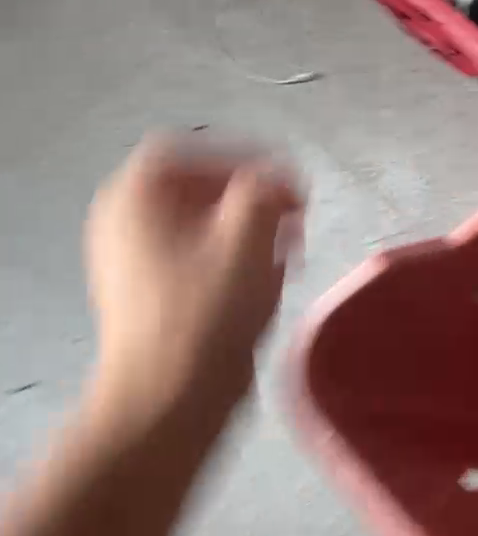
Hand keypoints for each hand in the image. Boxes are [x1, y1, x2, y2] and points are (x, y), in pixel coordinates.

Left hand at [84, 136, 303, 425]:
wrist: (173, 385)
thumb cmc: (210, 308)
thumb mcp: (249, 241)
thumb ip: (263, 194)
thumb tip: (278, 175)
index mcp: (133, 202)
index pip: (179, 150)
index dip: (237, 154)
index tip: (283, 178)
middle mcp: (124, 222)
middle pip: (194, 183)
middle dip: (253, 193)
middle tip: (295, 214)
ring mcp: (137, 256)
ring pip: (202, 217)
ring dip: (253, 223)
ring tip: (289, 247)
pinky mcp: (157, 286)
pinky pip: (201, 247)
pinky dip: (239, 250)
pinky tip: (268, 274)